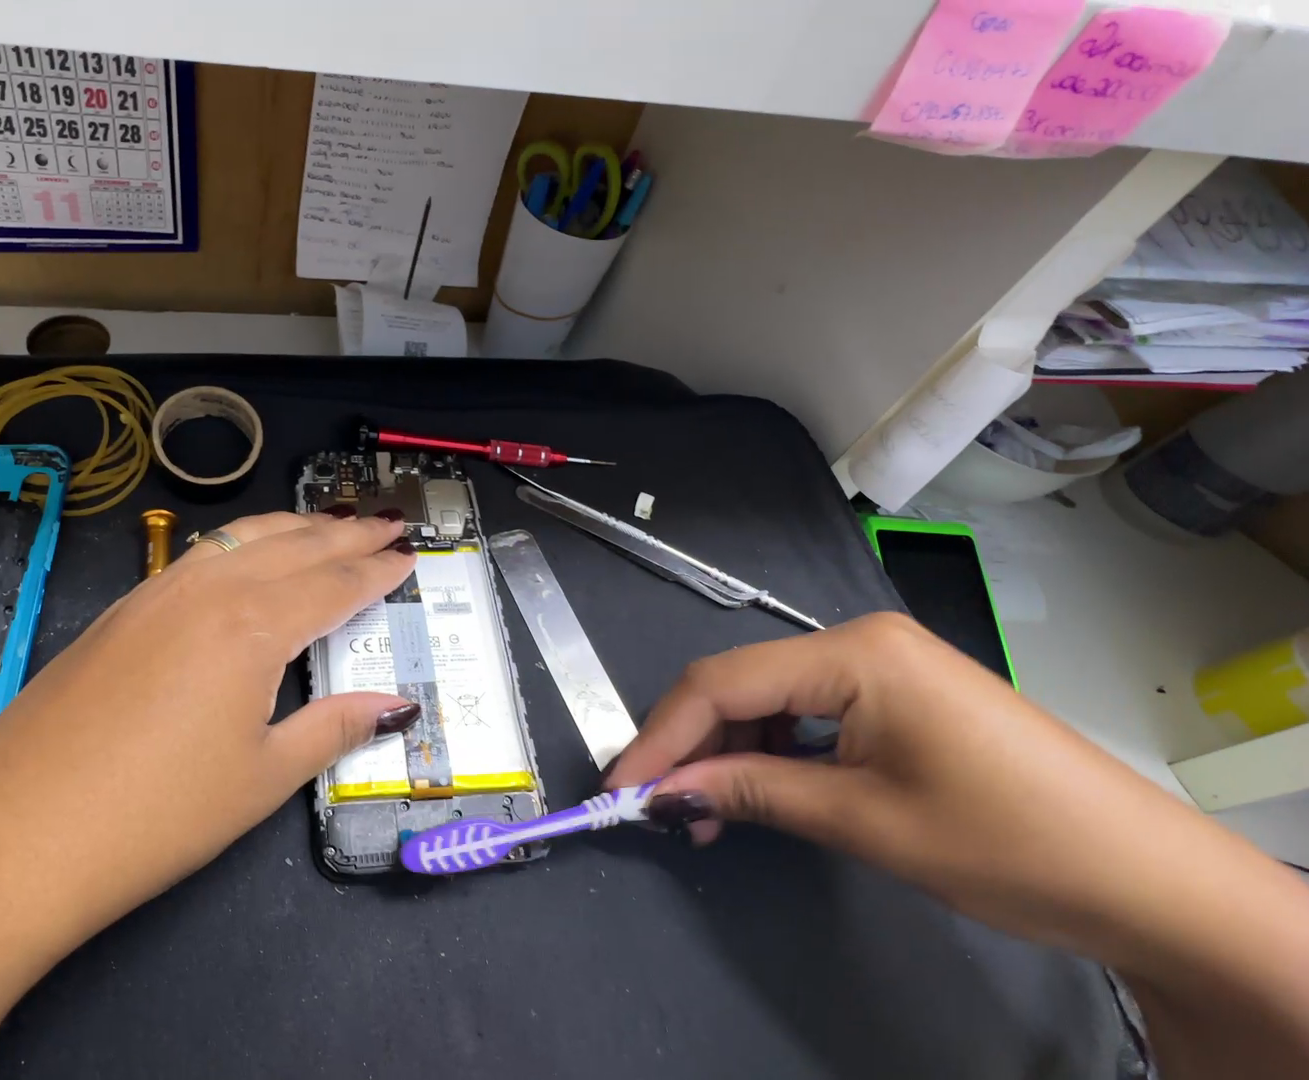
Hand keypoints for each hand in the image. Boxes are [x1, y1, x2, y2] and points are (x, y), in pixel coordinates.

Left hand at [0, 510, 419, 1079]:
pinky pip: (197, 558)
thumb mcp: (261, 779)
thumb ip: (332, 728)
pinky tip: (243, 560)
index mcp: (253, 627)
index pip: (332, 585)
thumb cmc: (157, 816)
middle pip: (290, 546)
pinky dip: (239, 546)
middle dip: (343, 532)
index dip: (375, 571)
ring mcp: (154, 596)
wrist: (15, 833)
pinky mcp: (118, 613)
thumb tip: (394, 705)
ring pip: (238, 540)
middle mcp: (206, 592)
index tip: (409, 556)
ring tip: (325, 525)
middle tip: (385, 522)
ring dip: (290, 528)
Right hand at [606, 613, 1308, 1076]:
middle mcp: (860, 641)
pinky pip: (809, 714)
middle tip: (661, 808)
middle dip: (693, 745)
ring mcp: (882, 666)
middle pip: (741, 685)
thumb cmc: (1007, 843)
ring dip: (730, 753)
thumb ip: (751, 792)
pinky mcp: (898, 697)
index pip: (722, 682)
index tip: (620, 788)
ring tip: (706, 814)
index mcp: (854, 652)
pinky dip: (773, 753)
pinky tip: (757, 792)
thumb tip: (662, 792)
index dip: (660, 735)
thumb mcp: (862, 820)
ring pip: (770, 700)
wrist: (1156, 883)